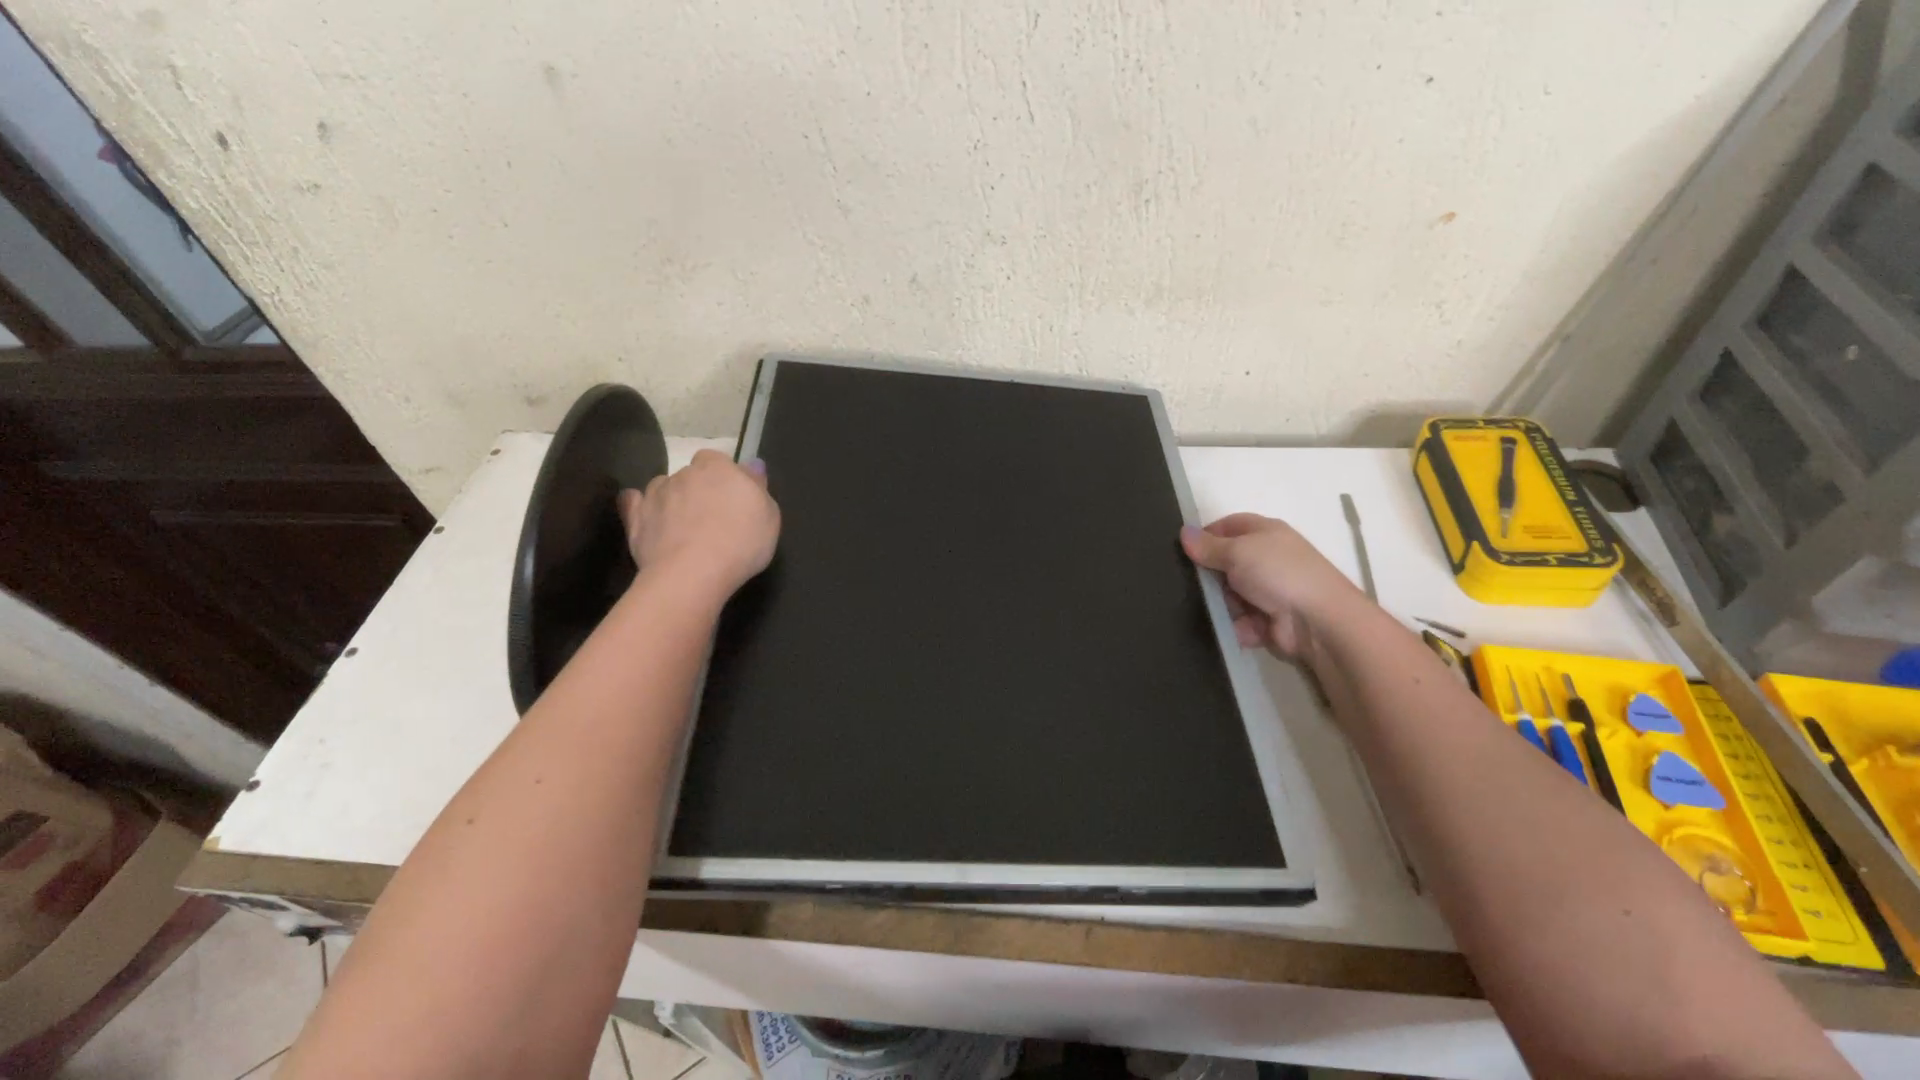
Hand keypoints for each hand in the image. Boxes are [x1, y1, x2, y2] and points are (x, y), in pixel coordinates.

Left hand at [616, 450, 780, 596]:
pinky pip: (633, 503)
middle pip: (690, 475)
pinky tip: (646, 518)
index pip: (716, 460)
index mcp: (717, 467)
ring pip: (662, 488)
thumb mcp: (769, 516)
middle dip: (697, 490)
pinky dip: (638, 507)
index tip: (731, 500)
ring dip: (671, 500)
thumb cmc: (740, 542)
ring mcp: (655, 494)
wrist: (693, 573)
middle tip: (710, 518)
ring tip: (681, 527)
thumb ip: (758, 487)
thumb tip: (752, 465)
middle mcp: (683, 473)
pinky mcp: (635, 519)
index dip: (723, 479)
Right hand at [1180, 514, 1364, 659]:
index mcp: (1265, 533)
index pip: (1228, 526)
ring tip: (1217, 610)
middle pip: (1225, 563)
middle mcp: (1267, 559)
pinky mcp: (1267, 620)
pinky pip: (1240, 621)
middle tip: (1193, 584)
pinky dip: (1237, 625)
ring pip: (1229, 595)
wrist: (1317, 620)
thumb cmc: (1278, 573)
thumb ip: (1208, 546)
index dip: (1207, 535)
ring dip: (1222, 604)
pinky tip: (1237, 627)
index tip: (1185, 551)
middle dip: (1211, 575)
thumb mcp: (1238, 552)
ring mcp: (1268, 591)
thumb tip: (1184, 532)